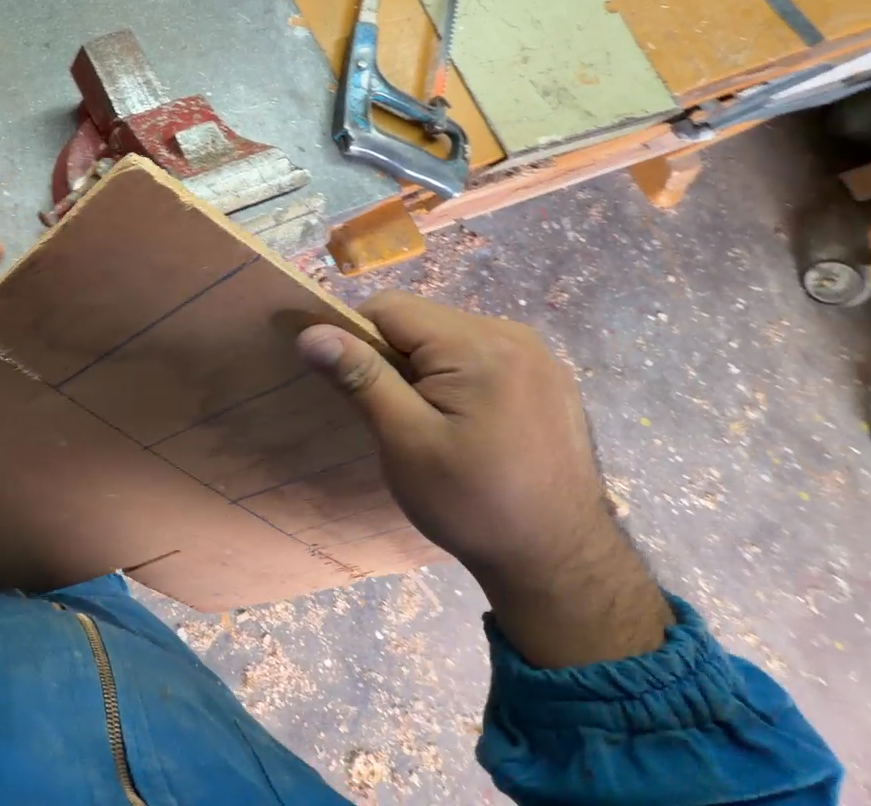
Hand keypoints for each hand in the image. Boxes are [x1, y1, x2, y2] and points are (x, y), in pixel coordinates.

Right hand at [297, 292, 671, 667]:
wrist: (559, 562)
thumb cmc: (472, 502)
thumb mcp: (404, 440)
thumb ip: (361, 378)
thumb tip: (311, 333)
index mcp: (480, 346)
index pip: (389, 307)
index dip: (354, 337)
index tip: (349, 387)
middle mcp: (515, 336)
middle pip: (419, 319)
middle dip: (389, 354)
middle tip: (387, 413)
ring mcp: (538, 357)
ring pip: (446, 337)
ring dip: (419, 366)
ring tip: (422, 421)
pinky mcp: (548, 380)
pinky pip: (478, 355)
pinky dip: (452, 377)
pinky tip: (459, 423)